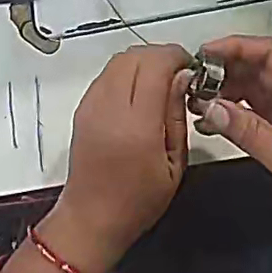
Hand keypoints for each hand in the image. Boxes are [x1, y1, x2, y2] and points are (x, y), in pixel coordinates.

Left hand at [45, 44, 193, 272]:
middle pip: (133, 56)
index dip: (175, 57)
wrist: (91, 216)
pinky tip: (139, 93)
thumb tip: (183, 77)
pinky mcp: (81, 108)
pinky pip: (106, 75)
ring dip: (141, 62)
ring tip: (160, 83)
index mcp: (136, 124)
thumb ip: (177, 114)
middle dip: (160, 56)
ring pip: (117, 61)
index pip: (154, 65)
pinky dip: (125, 73)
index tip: (190, 66)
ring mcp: (90, 105)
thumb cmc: (138, 199)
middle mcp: (108, 107)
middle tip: (178, 74)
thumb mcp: (174, 162)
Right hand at [194, 35, 271, 271]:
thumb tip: (210, 107)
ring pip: (255, 93)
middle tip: (191, 80)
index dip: (236, 47)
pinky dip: (233, 116)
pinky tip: (212, 122)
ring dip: (226, 93)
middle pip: (260, 70)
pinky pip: (256, 117)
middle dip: (225, 71)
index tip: (204, 53)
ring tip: (195, 100)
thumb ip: (252, 134)